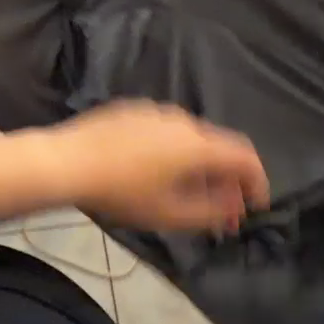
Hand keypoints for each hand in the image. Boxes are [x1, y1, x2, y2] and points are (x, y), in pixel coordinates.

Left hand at [34, 101, 270, 231]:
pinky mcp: (128, 110)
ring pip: (188, 136)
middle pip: (216, 145)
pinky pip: (163, 129)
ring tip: (189, 193)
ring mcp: (151, 110)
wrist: (66, 161)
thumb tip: (234, 206)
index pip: (244, 155)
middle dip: (225, 177)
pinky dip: (173, 150)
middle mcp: (179, 119)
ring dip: (198, 164)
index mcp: (196, 143)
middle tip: (222, 209)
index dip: (257, 181)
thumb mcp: (171, 213)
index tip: (254, 205)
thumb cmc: (121, 191)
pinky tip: (157, 171)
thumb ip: (212, 211)